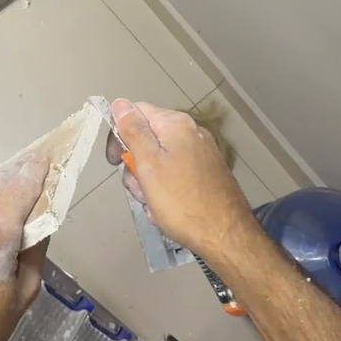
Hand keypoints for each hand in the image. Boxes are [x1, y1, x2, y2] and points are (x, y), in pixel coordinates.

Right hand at [109, 98, 259, 259]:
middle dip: (136, 164)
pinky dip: (166, 188)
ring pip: (161, 158)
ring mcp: (202, 153)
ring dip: (149, 181)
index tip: (114, 161)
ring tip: (154, 205)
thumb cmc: (181, 201)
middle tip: (139, 190)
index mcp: (176, 124)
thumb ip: (133, 130)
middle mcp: (192, 132)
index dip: (119, 133)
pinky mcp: (208, 172)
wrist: (227, 237)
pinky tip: (168, 209)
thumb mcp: (148, 164)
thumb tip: (120, 103)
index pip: (135, 112)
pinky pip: (176, 172)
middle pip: (148, 137)